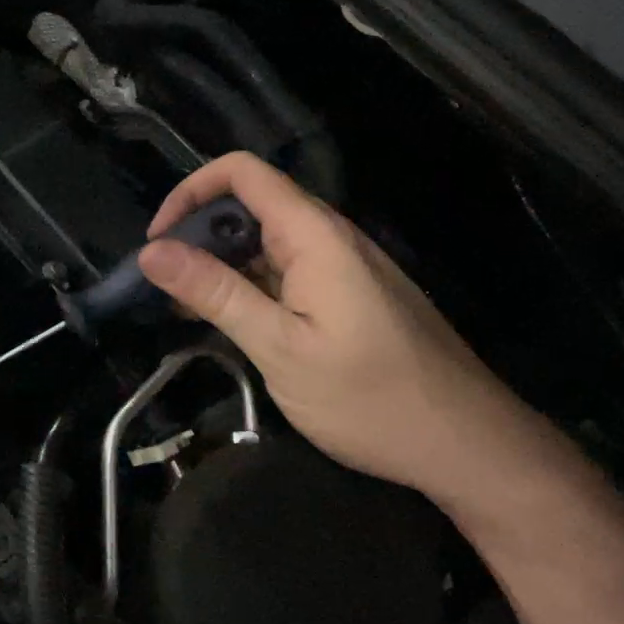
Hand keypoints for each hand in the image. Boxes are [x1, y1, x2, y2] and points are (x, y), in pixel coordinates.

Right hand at [137, 152, 528, 501]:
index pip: (243, 172)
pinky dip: (247, 285)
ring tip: (185, 308)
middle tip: (164, 284)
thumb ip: (215, 292)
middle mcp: (331, 239)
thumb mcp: (278, 347)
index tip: (159, 242)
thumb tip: (151, 251)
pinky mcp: (350, 297)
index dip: (191, 191)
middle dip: (197, 233)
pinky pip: (286, 270)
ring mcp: (343, 269)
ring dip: (218, 262)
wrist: (472, 451)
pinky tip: (228, 322)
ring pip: (265, 241)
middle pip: (251, 204)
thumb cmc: (371, 399)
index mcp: (315, 237)